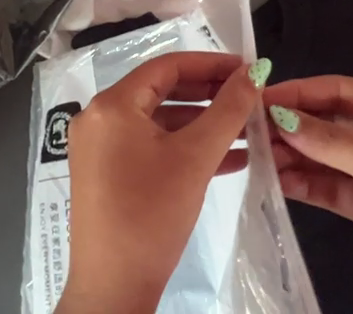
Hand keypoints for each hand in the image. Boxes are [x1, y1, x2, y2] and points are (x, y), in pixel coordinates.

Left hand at [55, 52, 266, 313]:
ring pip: (159, 122)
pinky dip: (184, 148)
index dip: (210, 63)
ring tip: (246, 129)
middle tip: (248, 97)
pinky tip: (227, 158)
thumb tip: (254, 72)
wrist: (114, 289)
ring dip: (202, 124)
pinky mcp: (107, 174)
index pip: (167, 66)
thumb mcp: (195, 157)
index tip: (245, 68)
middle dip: (209, 94)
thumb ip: (228, 109)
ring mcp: (100, 148)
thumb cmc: (151, 214)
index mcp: (112, 104)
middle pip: (162, 91)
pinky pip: (150, 147)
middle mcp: (99, 118)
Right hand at [264, 76, 352, 313]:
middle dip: (293, 125)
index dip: (302, 92)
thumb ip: (333, 144)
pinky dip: (306, 185)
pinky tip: (277, 182)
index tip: (262, 98)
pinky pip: (332, 189)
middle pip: (330, 123)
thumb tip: (281, 118)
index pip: (341, 91)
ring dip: (294, 156)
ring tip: (255, 157)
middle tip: (249, 130)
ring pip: (326, 158)